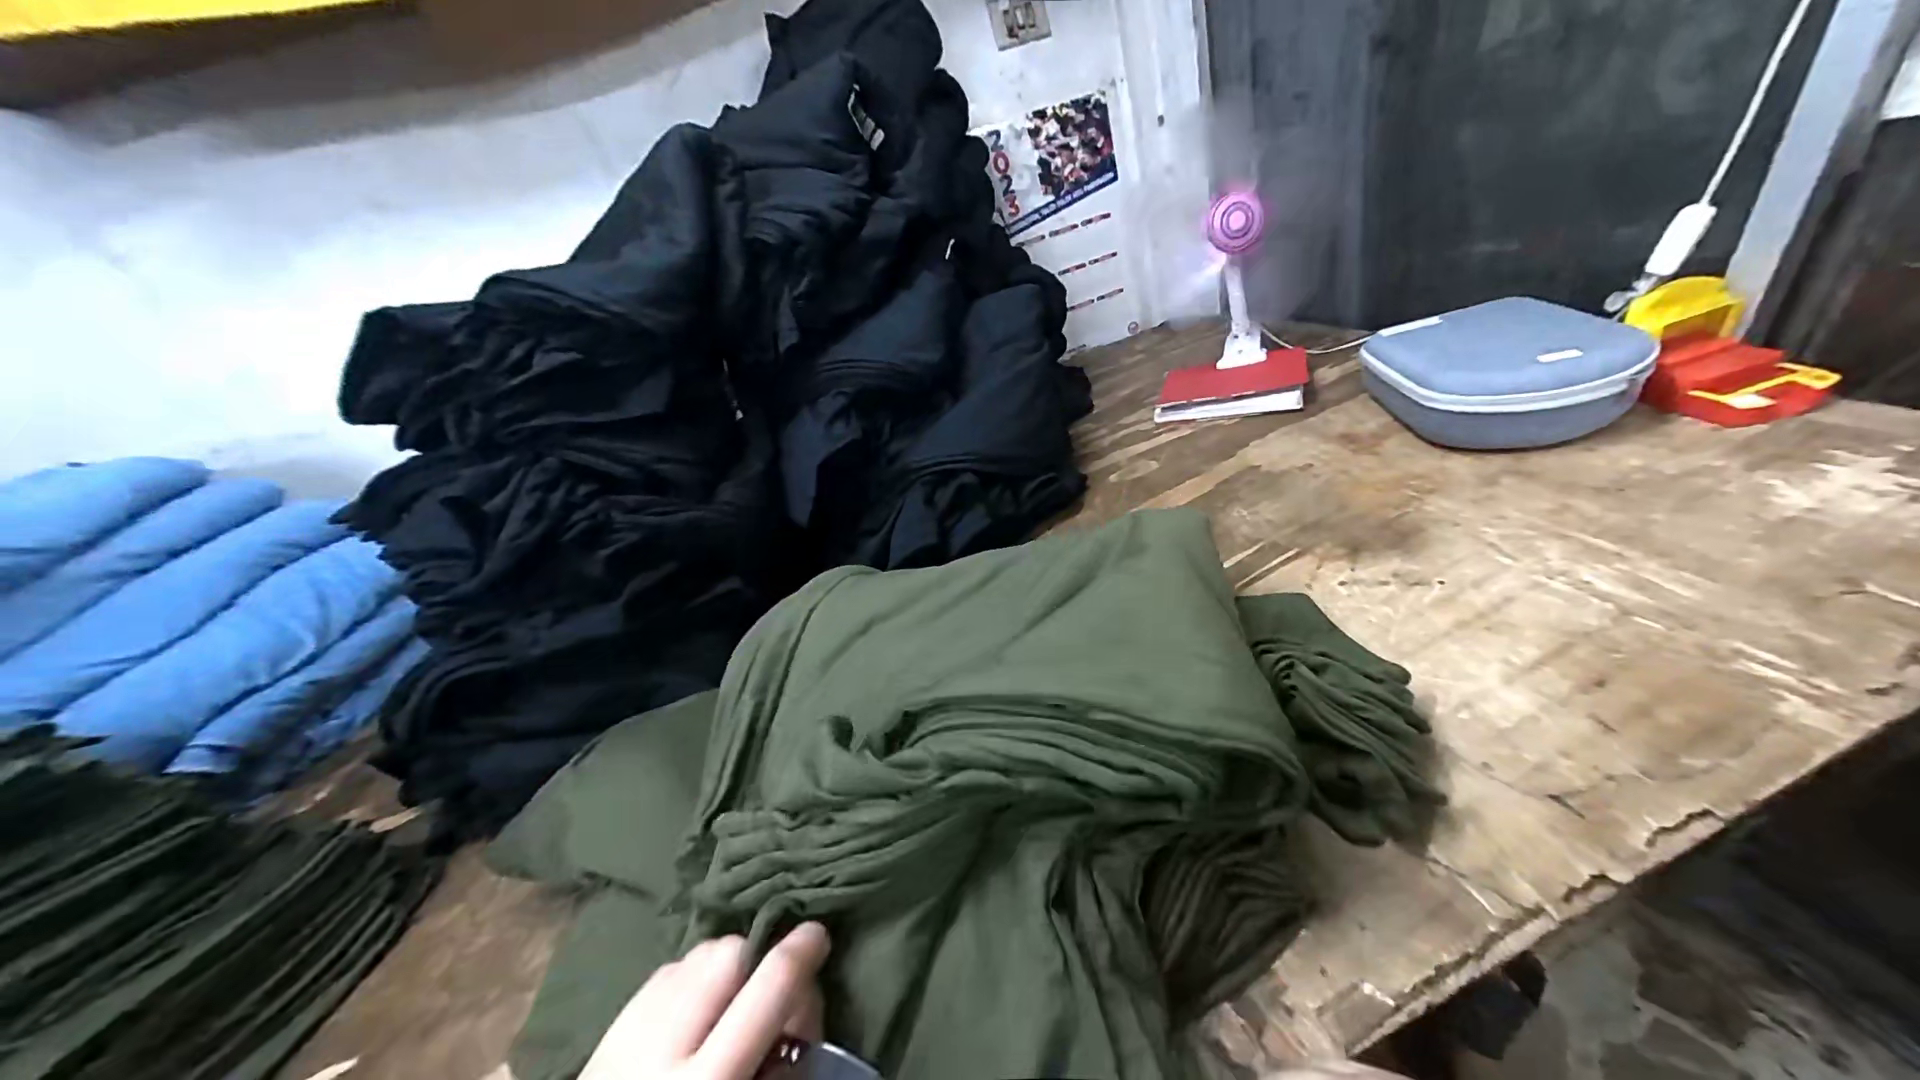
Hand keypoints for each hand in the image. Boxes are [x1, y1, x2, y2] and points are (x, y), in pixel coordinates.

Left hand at [582, 923, 830, 1079]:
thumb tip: (802, 1002)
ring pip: (699, 952)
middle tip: (766, 997)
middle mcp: (669, 1044)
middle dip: (758, 960)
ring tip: (727, 1006)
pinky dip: (693, 977)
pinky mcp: (613, 1023)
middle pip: (732, 952)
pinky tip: (694, 1013)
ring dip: (725, 966)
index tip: (819, 937)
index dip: (804, 949)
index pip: (772, 983)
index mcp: (713, 1078)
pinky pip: (671, 969)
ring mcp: (633, 1029)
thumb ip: (782, 1060)